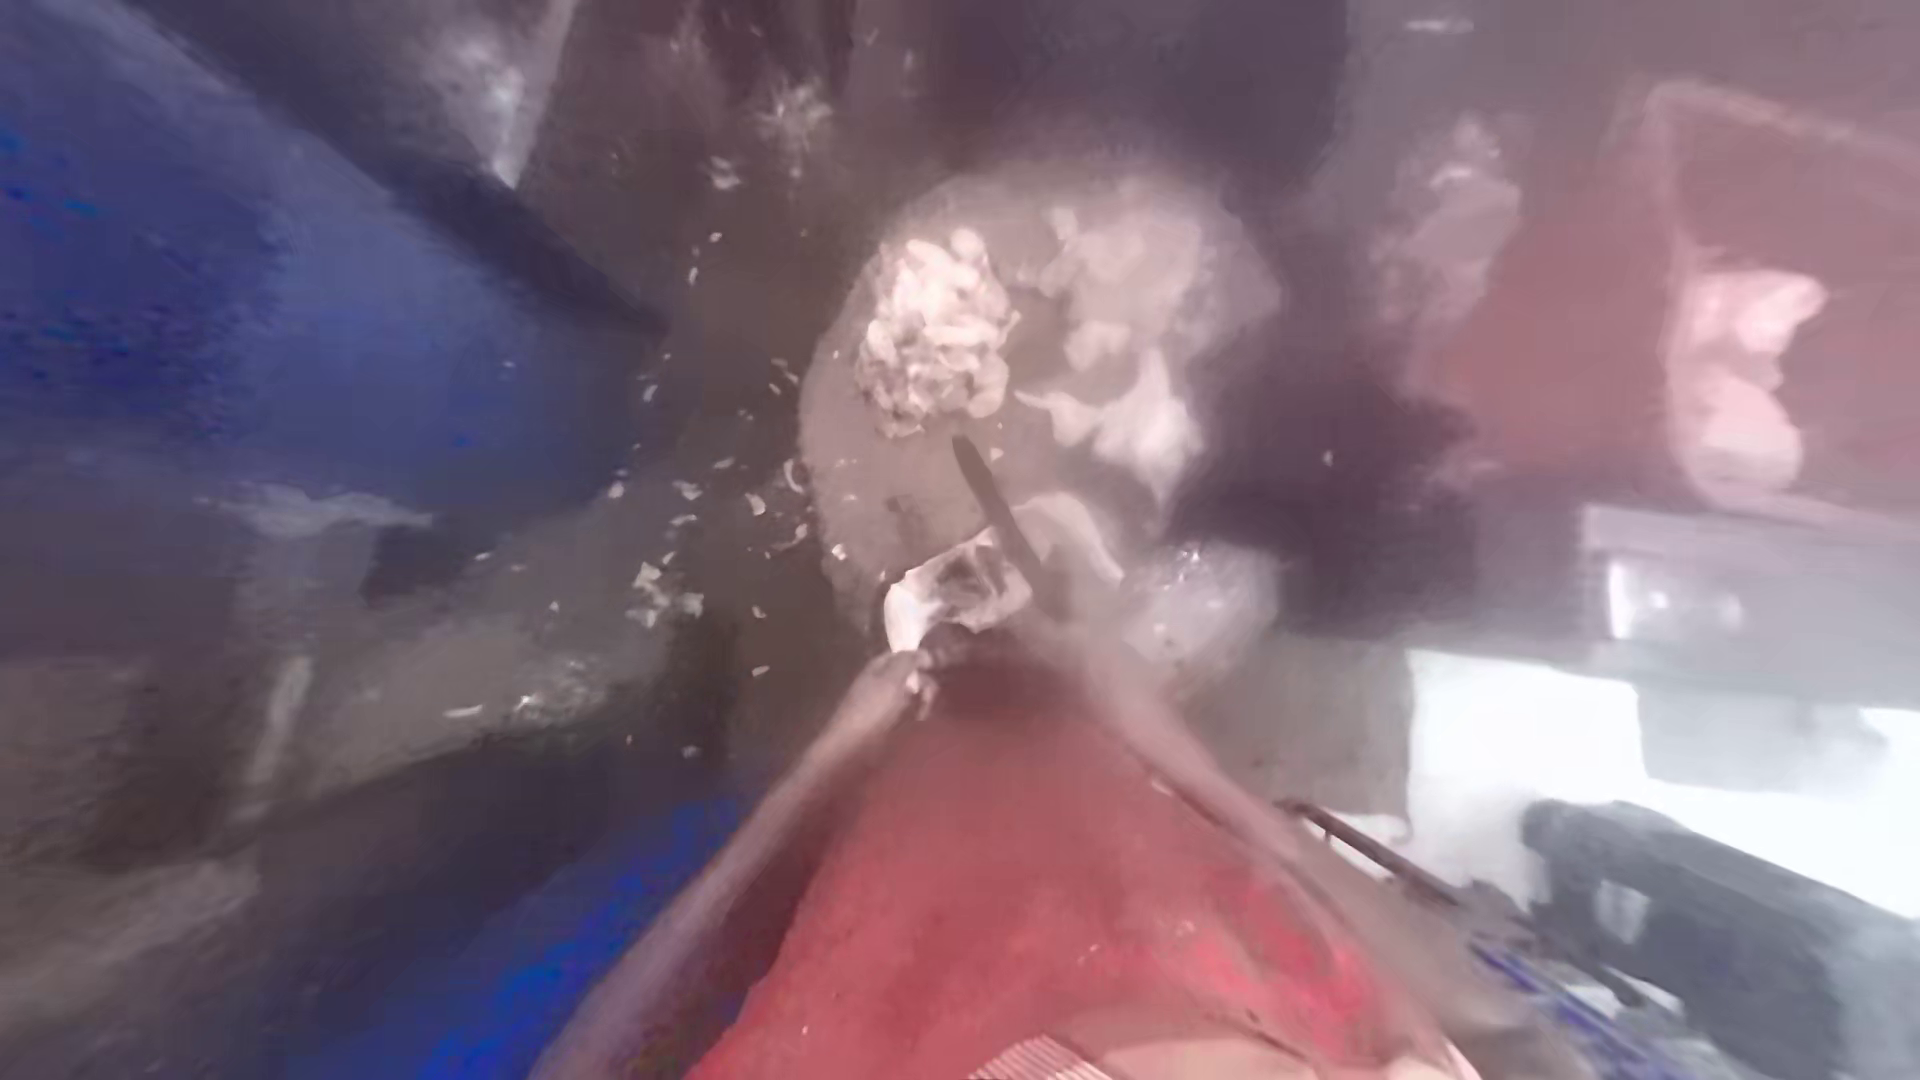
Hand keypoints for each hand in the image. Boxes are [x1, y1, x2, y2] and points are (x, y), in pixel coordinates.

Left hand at [813, 650, 923, 757]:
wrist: (850, 749)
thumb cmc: (870, 710)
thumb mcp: (891, 679)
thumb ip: (909, 661)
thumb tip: (927, 653)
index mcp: (879, 666)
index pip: (906, 655)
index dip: (923, 660)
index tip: (938, 669)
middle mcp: (883, 680)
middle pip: (913, 675)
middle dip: (925, 684)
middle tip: (928, 699)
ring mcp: (885, 703)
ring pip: (914, 694)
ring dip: (923, 701)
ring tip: (923, 715)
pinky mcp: (889, 723)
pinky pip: (910, 712)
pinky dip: (917, 715)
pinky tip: (918, 722)